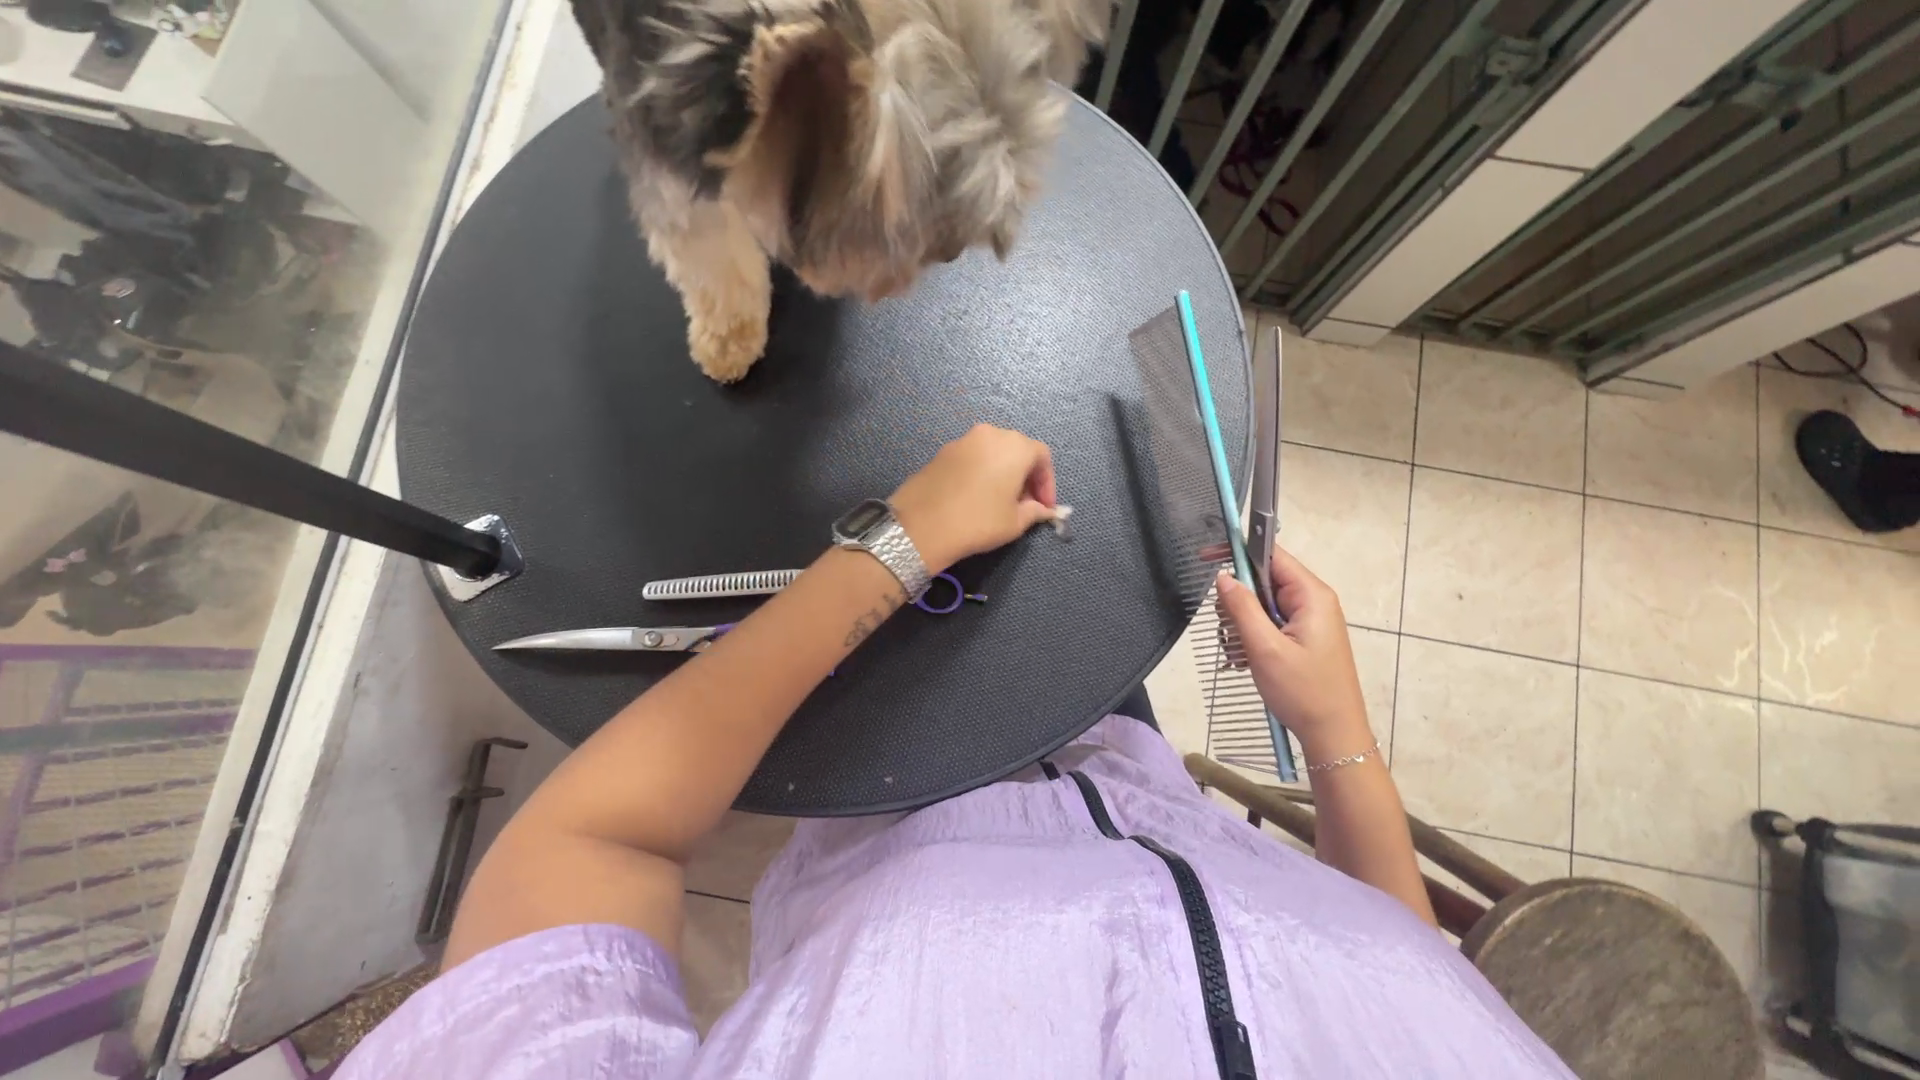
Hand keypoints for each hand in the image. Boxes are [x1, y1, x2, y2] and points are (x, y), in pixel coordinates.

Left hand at [889, 424, 1056, 572]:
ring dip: (1003, 473)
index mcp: (1015, 446)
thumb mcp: (1015, 522)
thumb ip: (1034, 511)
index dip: (1047, 483)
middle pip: (1018, 451)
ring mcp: (963, 440)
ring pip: (993, 453)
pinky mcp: (943, 451)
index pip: (1042, 457)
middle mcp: (990, 434)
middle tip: (1025, 505)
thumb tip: (1042, 509)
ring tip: (1001, 502)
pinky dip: (982, 472)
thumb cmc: (978, 521)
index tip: (1045, 507)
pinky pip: (973, 458)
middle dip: (1026, 477)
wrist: (921, 525)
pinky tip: (977, 496)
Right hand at [1213, 545, 1373, 761]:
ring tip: (1238, 652)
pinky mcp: (1305, 637)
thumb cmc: (1302, 691)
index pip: (1271, 555)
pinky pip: (1271, 622)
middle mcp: (1314, 601)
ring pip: (1263, 603)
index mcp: (1312, 596)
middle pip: (1264, 579)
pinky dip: (1253, 635)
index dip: (1237, 551)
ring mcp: (1311, 620)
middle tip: (1227, 630)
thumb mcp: (1265, 649)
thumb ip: (1242, 609)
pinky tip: (1246, 658)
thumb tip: (1223, 576)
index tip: (1205, 557)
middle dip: (1238, 599)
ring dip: (1242, 622)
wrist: (1334, 734)